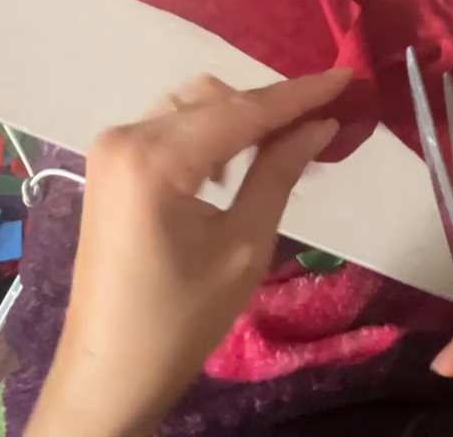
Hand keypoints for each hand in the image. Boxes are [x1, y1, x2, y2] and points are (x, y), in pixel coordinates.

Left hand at [26, 69, 351, 436]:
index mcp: (155, 159)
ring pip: (193, 105)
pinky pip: (172, 126)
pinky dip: (210, 132)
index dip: (298, 94)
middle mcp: (127, 135)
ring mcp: (113, 146)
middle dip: (270, 107)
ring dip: (240, 116)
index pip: (242, 110)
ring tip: (286, 141)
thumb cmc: (180, 322)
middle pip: (215, 98)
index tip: (345, 77)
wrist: (107, 375)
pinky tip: (236, 162)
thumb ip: (279, 172)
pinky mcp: (112, 162)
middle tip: (321, 121)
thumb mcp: (244, 247)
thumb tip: (320, 124)